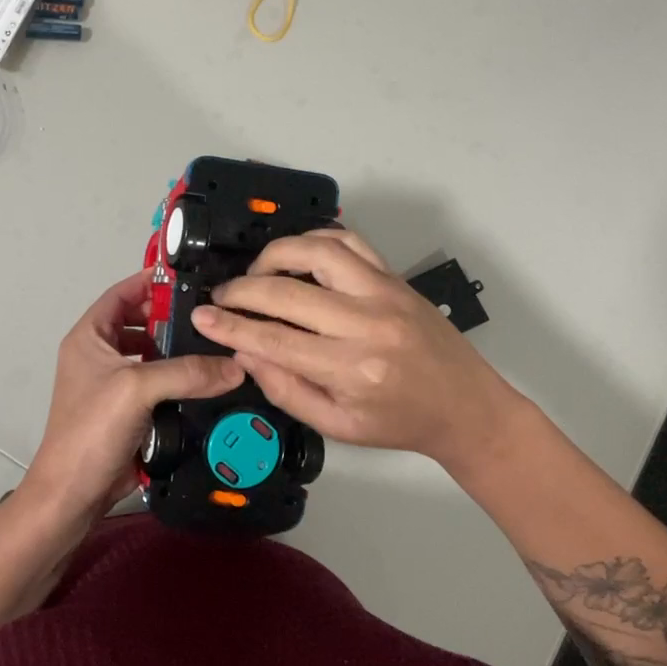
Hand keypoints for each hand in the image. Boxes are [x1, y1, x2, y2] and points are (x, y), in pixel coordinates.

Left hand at [24, 271, 243, 515]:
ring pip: (151, 357)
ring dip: (178, 353)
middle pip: (139, 324)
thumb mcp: (138, 389)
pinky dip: (179, 383)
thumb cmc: (92, 429)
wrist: (74, 492)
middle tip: (213, 317)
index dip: (151, 282)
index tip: (191, 278)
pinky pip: (158, 388)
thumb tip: (237, 367)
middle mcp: (98, 356)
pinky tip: (208, 385)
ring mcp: (113, 386)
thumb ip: (187, 373)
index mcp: (89, 337)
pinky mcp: (128, 413)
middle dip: (172, 319)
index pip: (121, 294)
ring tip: (216, 348)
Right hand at [190, 229, 526, 469]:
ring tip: (256, 274)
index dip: (229, 326)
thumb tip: (244, 353)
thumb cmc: (398, 423)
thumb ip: (285, 390)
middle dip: (240, 291)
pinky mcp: (394, 277)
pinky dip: (314, 240)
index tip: (201, 317)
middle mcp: (367, 324)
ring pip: (316, 250)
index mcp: (351, 369)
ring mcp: (384, 292)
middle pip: (285, 291)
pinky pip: (349, 241)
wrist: (465, 407)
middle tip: (220, 298)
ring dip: (274, 255)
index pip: (273, 339)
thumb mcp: (335, 425)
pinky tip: (295, 258)